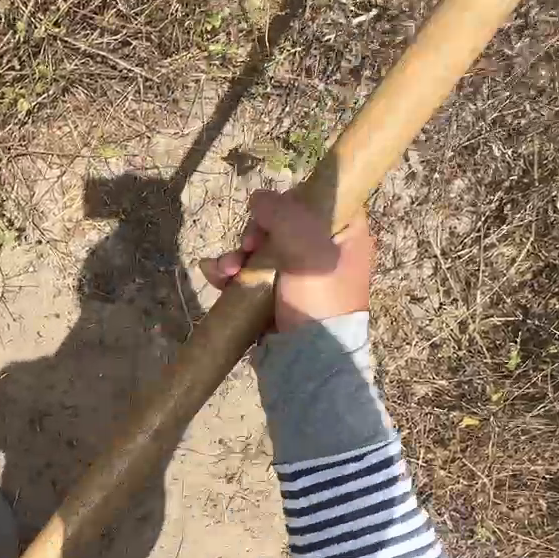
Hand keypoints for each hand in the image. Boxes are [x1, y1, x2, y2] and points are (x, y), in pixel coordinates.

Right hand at [201, 190, 375, 330]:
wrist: (308, 360)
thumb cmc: (318, 299)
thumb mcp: (308, 249)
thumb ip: (284, 216)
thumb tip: (257, 197)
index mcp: (345, 234)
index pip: (316, 200)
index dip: (288, 203)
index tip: (270, 217)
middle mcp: (322, 252)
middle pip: (280, 226)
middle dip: (254, 235)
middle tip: (247, 249)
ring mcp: (295, 278)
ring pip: (259, 252)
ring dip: (236, 256)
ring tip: (224, 271)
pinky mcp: (272, 299)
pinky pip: (247, 277)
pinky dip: (229, 275)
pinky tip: (214, 276)